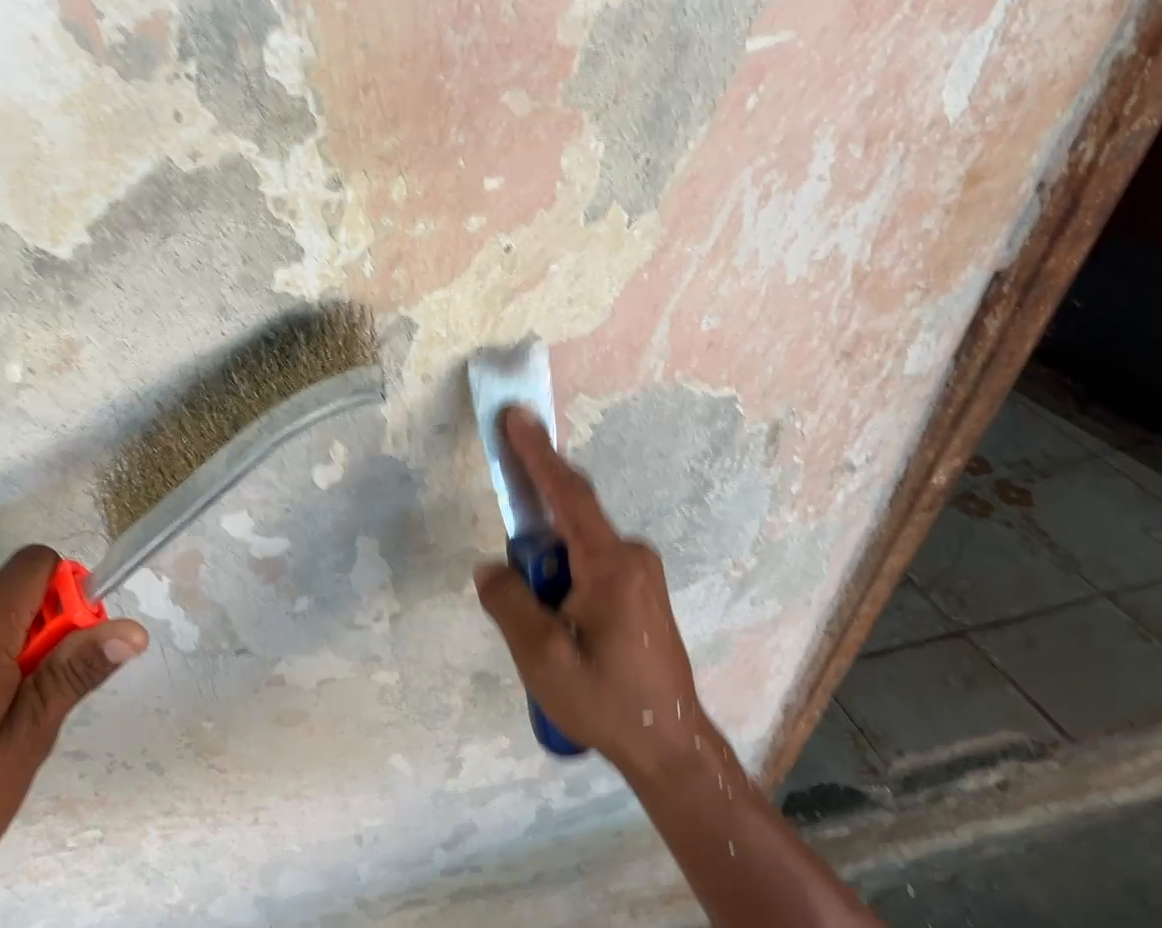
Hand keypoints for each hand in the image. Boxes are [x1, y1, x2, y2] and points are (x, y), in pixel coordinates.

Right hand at [474, 409, 704, 778]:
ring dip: (548, 578)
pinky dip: (562, 584)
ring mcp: (640, 573)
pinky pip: (588, 567)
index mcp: (611, 565)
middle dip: (534, 552)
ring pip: (575, 551)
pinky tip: (562, 631)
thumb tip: (491, 568)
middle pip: (567, 524)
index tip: (516, 416)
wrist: (669, 745)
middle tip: (527, 613)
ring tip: (549, 641)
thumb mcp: (542, 658)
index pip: (568, 495)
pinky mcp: (639, 591)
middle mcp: (632, 557)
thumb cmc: (607, 701)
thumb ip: (509, 602)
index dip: (537, 453)